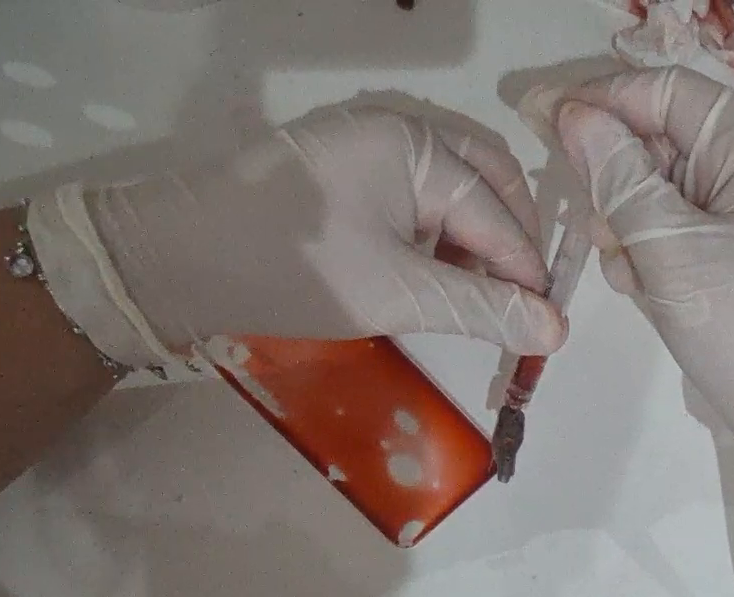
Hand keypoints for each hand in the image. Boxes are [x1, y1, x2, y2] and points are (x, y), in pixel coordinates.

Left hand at [27, 105, 565, 373]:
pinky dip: (447, 232)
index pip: (500, 215)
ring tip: (477, 293)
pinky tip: (439, 271)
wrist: (177, 260)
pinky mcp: (354, 165)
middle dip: (513, 243)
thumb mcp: (399, 295)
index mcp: (417, 146)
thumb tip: (556, 330)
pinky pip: (427, 191)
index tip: (544, 328)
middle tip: (517, 303)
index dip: (528, 275)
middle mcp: (403, 129)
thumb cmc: (294, 269)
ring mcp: (375, 142)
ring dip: (483, 239)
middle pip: (493, 181)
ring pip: (463, 186)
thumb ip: (484, 309)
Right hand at [552, 67, 733, 525]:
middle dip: (620, 180)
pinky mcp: (733, 263)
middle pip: (666, 144)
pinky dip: (651, 257)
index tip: (544, 116)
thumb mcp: (671, 251)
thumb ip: (620, 178)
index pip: (674, 94)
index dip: (606, 98)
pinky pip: (677, 237)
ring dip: (631, 227)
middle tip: (594, 224)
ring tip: (627, 272)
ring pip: (664, 195)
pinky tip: (644, 291)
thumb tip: (574, 116)